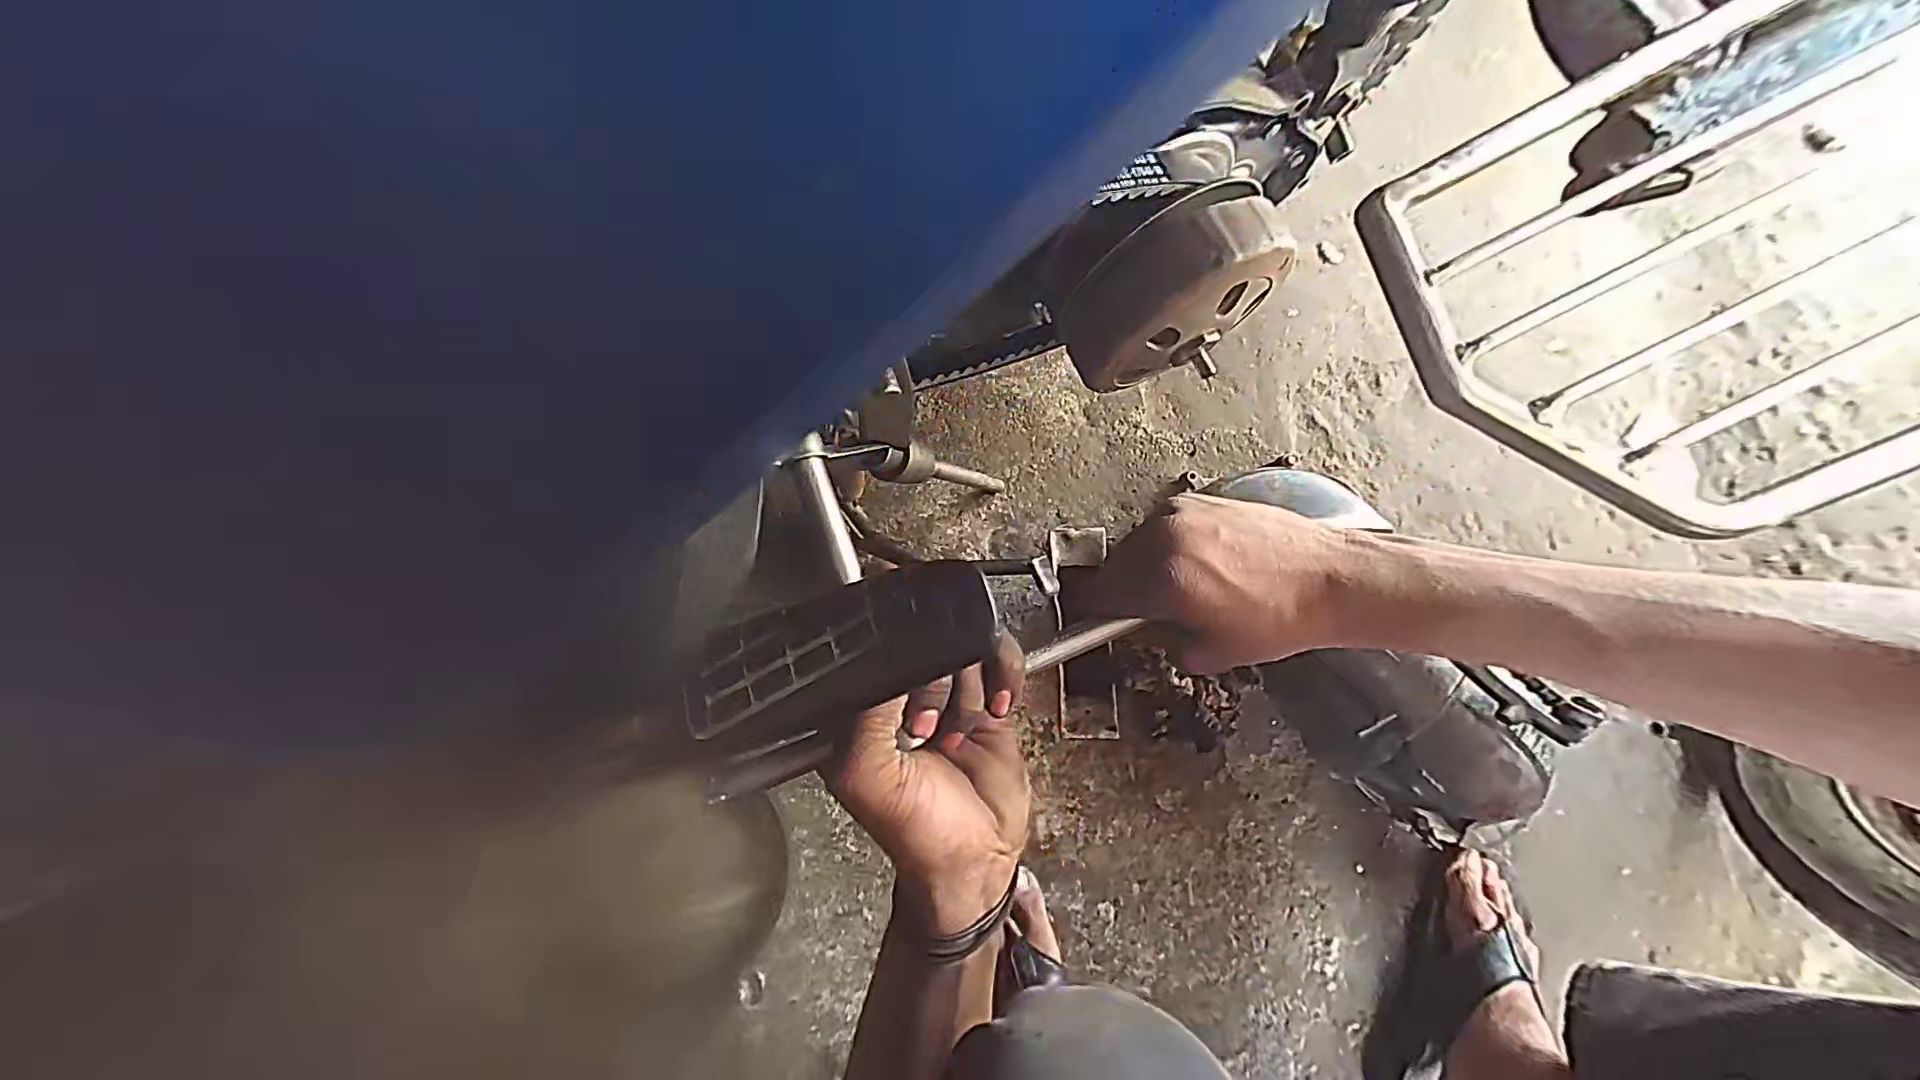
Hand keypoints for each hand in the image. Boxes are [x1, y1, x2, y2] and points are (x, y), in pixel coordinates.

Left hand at [823, 631, 1028, 936]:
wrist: (977, 859)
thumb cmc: (919, 831)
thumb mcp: (869, 776)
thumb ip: (866, 716)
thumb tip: (885, 663)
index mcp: (866, 709)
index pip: (882, 652)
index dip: (900, 672)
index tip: (906, 710)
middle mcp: (907, 697)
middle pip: (930, 645)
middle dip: (936, 690)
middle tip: (929, 731)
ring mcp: (952, 697)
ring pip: (968, 649)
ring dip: (970, 692)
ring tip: (962, 733)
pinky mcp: (989, 703)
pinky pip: (1003, 658)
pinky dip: (1006, 675)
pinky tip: (998, 708)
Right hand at [1087, 493, 1362, 671]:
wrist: (1329, 577)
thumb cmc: (1281, 616)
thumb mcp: (1210, 652)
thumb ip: (1159, 641)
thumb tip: (1138, 629)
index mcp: (1163, 580)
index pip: (1099, 595)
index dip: (1088, 612)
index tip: (1086, 617)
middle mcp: (1164, 539)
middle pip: (1112, 568)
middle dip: (1119, 591)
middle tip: (1140, 610)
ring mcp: (1179, 514)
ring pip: (1133, 545)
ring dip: (1140, 567)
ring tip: (1176, 587)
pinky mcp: (1197, 500)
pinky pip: (1159, 528)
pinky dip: (1163, 547)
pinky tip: (1192, 564)